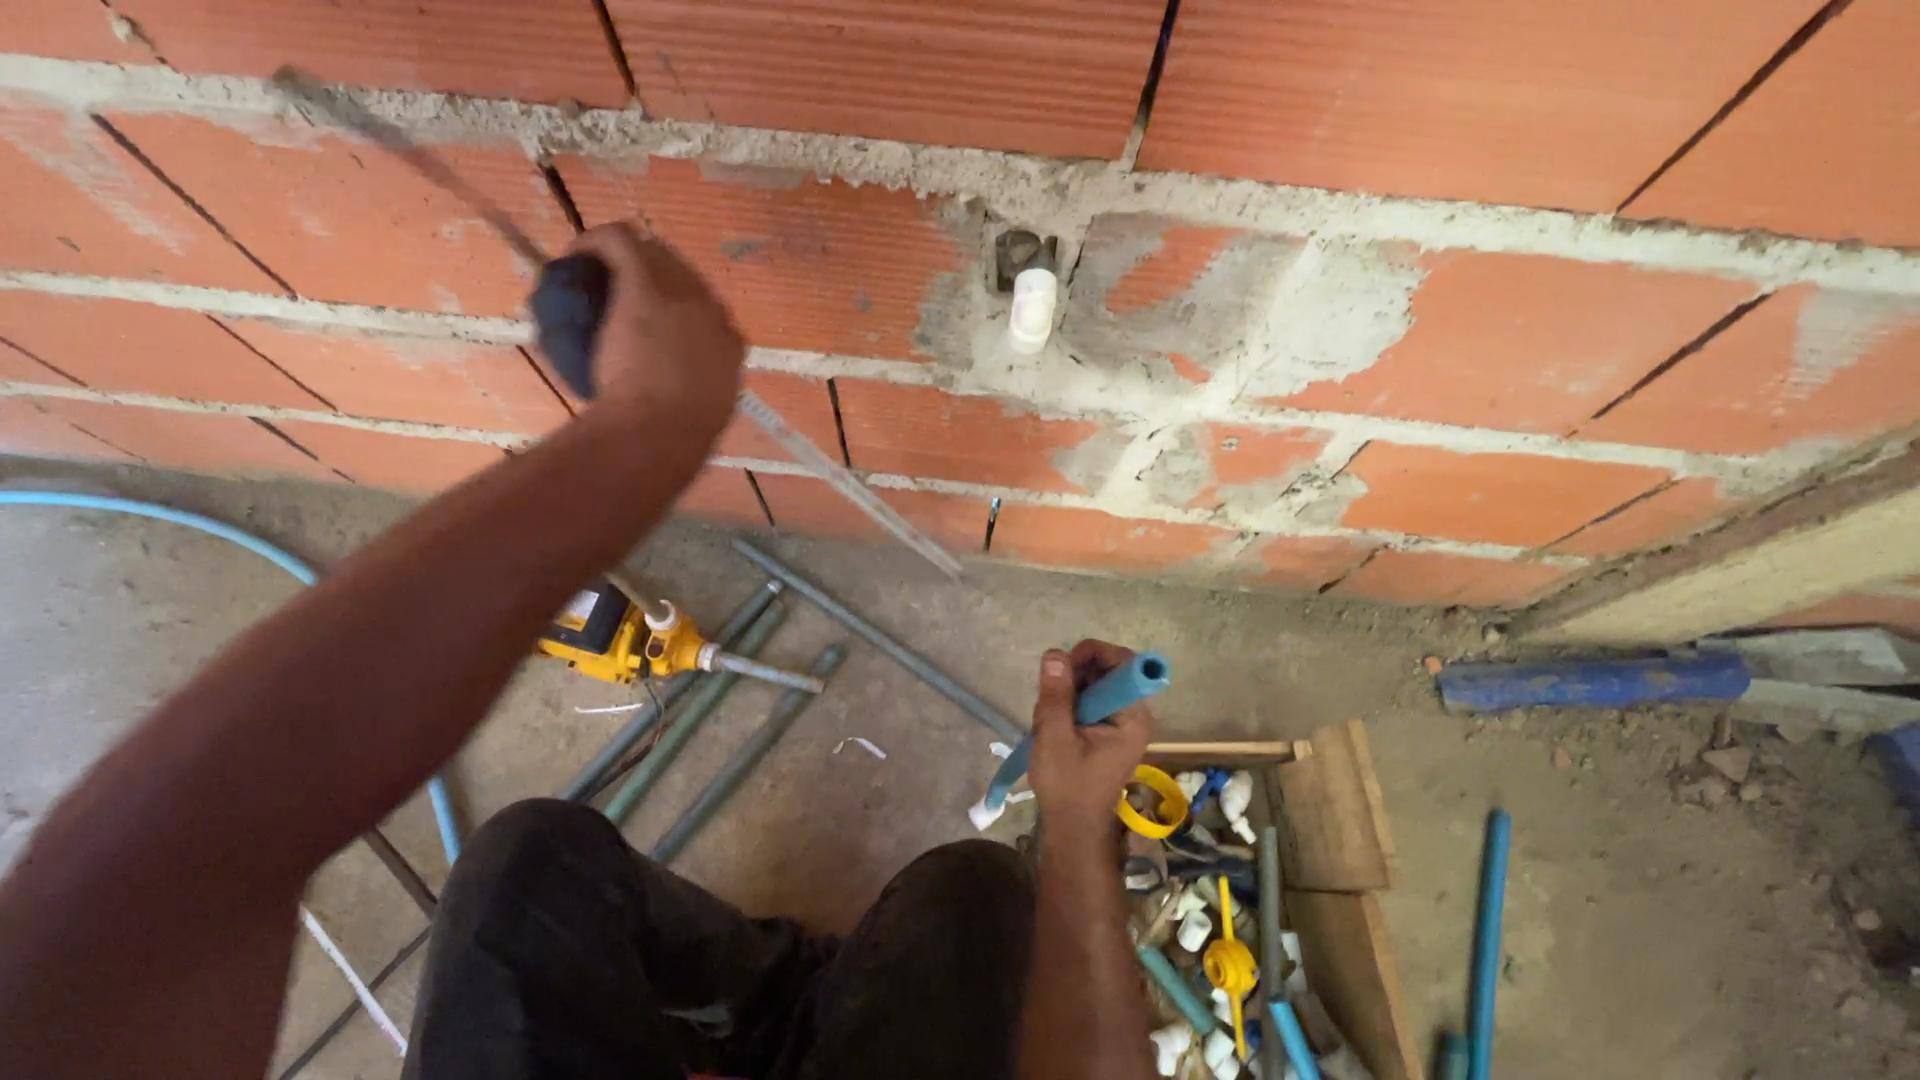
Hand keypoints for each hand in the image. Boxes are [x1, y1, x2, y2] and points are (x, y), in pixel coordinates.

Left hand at [569, 223, 745, 435]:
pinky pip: (621, 240)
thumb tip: (678, 405)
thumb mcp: (700, 417)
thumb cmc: (676, 436)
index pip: (706, 314)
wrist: (660, 427)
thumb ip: (695, 400)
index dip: (675, 314)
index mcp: (730, 345)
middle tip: (616, 299)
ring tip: (594, 277)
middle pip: (681, 276)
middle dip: (651, 280)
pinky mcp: (646, 278)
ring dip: (624, 260)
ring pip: (653, 253)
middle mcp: (712, 310)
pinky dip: (596, 242)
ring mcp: (681, 291)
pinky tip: (575, 255)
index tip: (647, 329)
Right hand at [1028, 640, 1153, 835]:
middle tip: (1049, 699)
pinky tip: (1054, 727)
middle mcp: (1135, 715)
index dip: (1095, 654)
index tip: (1064, 666)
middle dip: (1075, 676)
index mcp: (1132, 717)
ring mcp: (1124, 724)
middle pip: (1108, 670)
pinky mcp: (1111, 732)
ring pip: (1096, 685)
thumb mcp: (1054, 738)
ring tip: (1048, 721)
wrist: (1073, 827)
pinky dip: (1071, 706)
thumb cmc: (1067, 786)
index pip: (1124, 663)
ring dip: (1068, 693)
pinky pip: (1092, 702)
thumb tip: (1055, 654)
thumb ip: (1056, 695)